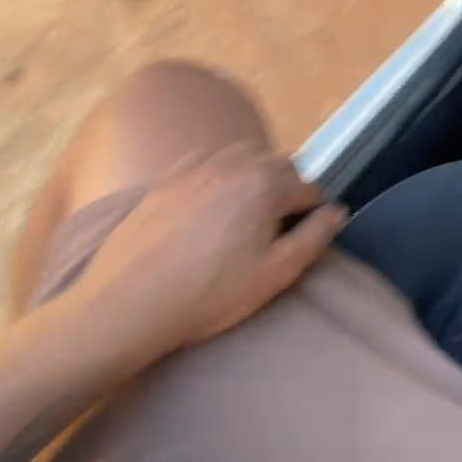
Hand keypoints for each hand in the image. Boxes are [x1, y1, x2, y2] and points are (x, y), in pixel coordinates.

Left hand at [63, 142, 348, 363]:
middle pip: (282, 165)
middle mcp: (237, 165)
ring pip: (246, 154)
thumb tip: (337, 211)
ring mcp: (197, 169)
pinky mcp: (165, 180)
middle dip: (289, 190)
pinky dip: (219, 170)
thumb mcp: (277, 273)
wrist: (125, 306)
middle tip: (275, 230)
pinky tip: (211, 197)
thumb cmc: (209, 293)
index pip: (311, 189)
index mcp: (268, 185)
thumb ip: (316, 236)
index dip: (312, 216)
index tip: (299, 242)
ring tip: (247, 211)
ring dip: (257, 174)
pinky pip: (206, 158)